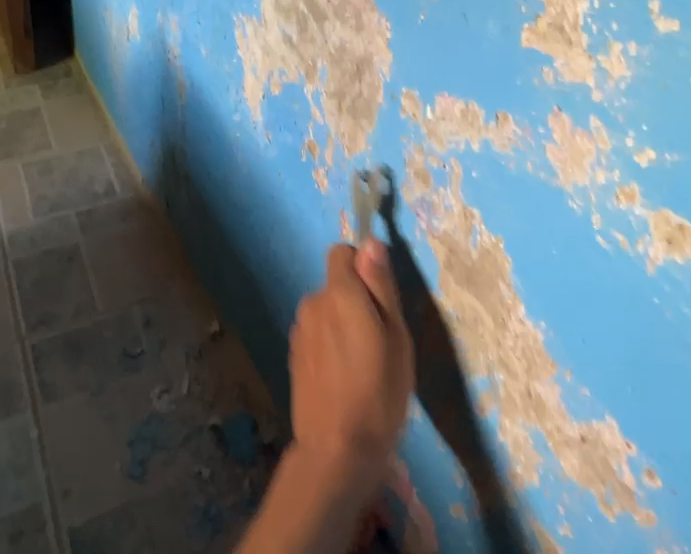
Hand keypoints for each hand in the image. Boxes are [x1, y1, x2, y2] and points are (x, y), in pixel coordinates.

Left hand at [288, 241, 415, 472]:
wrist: (337, 450)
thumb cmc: (379, 390)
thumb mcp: (396, 335)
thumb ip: (381, 285)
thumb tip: (372, 242)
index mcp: (338, 294)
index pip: (342, 252)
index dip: (363, 266)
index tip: (381, 298)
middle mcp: (312, 304)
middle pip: (336, 285)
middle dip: (356, 300)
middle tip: (380, 339)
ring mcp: (299, 332)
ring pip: (326, 312)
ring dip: (342, 324)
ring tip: (363, 363)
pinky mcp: (293, 357)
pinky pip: (317, 335)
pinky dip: (329, 346)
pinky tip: (343, 378)